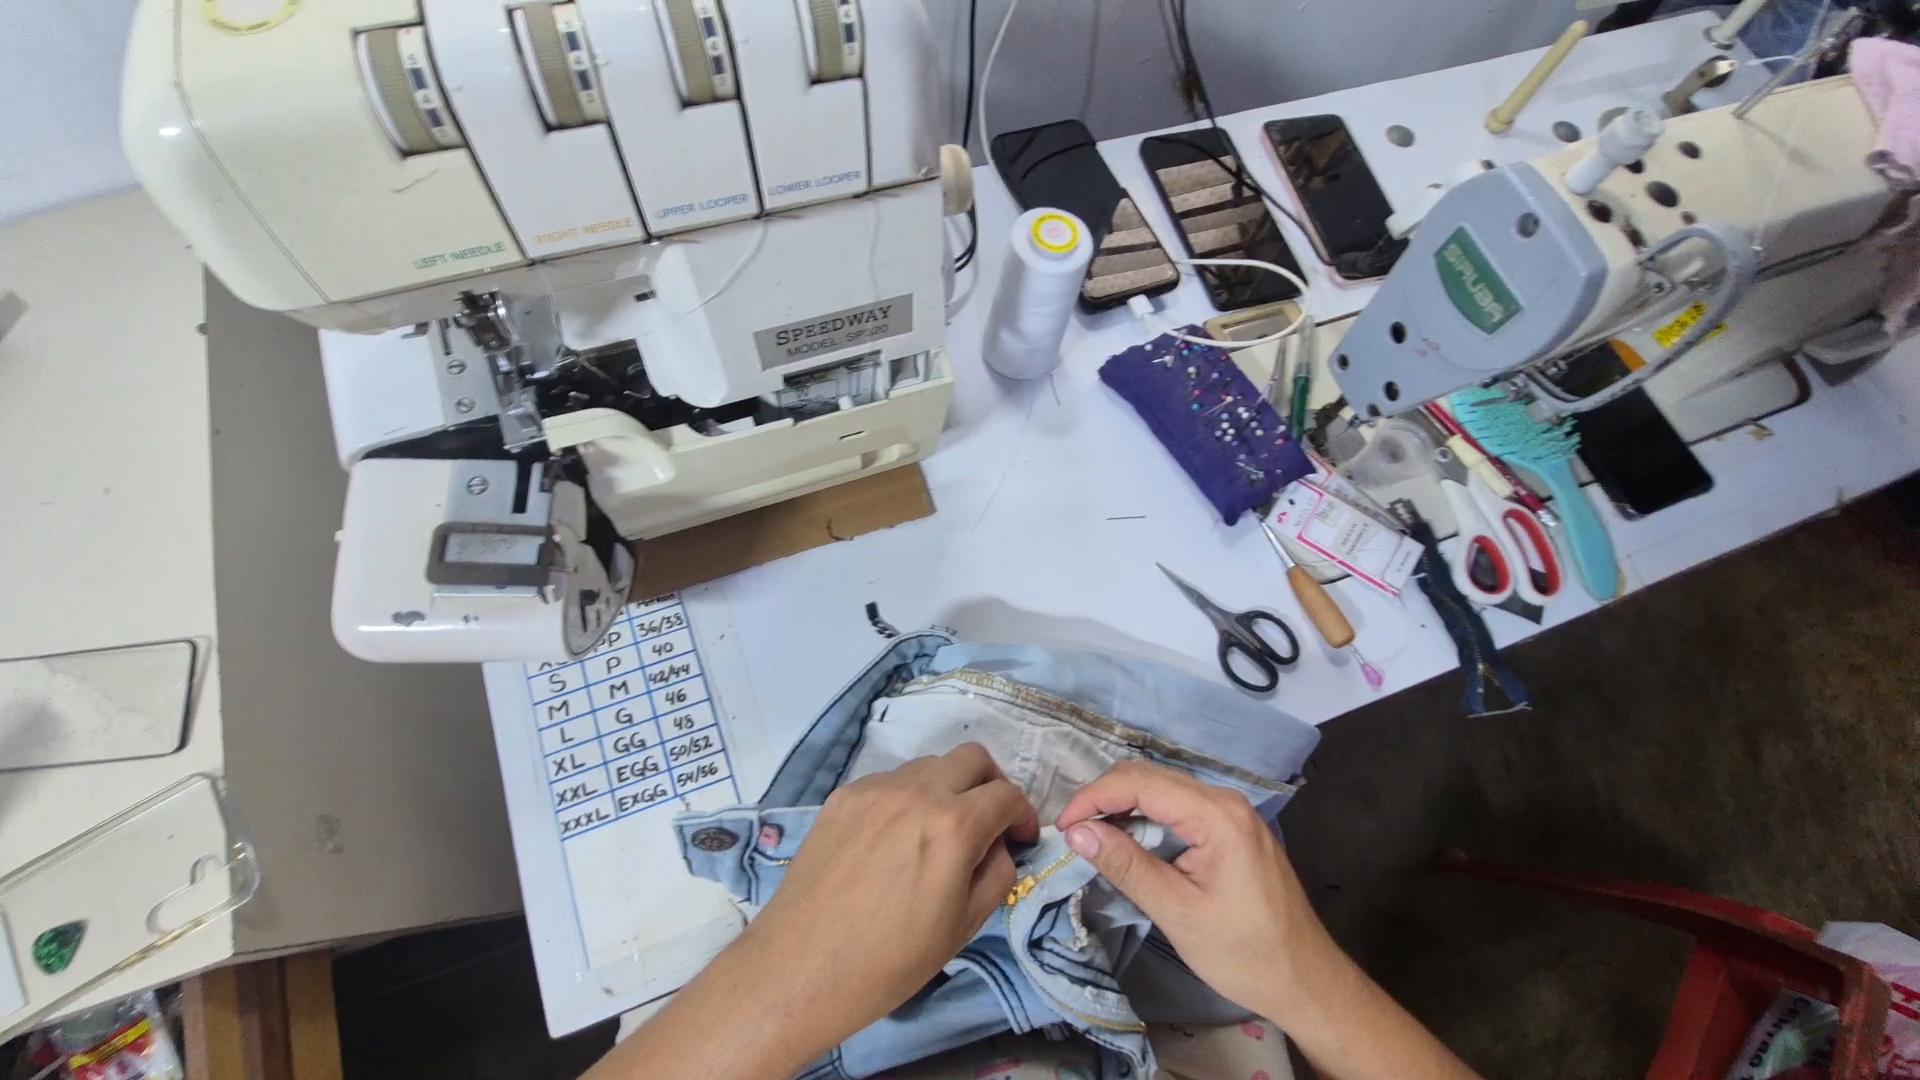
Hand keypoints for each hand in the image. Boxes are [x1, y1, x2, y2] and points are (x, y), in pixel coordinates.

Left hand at [600, 745, 1038, 1079]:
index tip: (1020, 838)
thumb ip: (997, 873)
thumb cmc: (889, 960)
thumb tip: (998, 844)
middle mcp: (916, 792)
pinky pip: (890, 781)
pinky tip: (893, 839)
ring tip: (936, 832)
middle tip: (987, 820)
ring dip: (947, 788)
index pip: (1006, 794)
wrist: (800, 968)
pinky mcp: (843, 795)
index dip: (1023, 815)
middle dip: (991, 784)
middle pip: (972, 756)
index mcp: (953, 825)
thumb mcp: (964, 927)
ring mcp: (875, 789)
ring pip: (929, 765)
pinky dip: (907, 798)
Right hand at [1053, 760, 1329, 1020]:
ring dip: (1123, 805)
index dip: (1095, 798)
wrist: (1308, 983)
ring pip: (1162, 788)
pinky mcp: (1231, 826)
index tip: (1064, 827)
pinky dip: (1146, 815)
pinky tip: (1128, 839)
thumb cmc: (1245, 953)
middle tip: (1073, 831)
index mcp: (1217, 815)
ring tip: (1092, 835)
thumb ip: (1127, 866)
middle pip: (1150, 777)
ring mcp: (1231, 811)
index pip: (1141, 783)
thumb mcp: (1178, 912)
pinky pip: (1179, 805)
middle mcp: (1225, 800)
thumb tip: (1078, 833)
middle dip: (1105, 797)